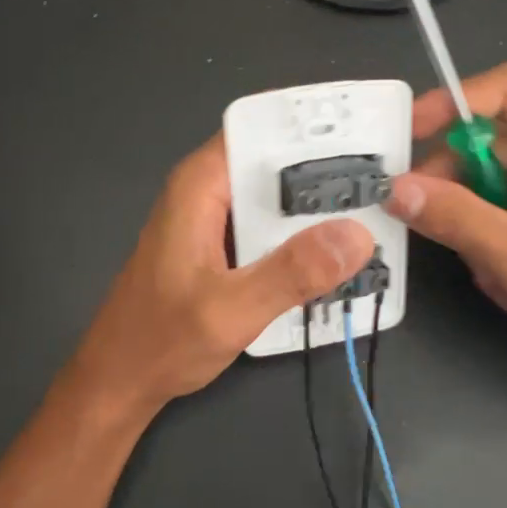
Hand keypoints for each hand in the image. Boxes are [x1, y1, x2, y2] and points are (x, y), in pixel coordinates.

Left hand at [67, 135, 375, 415]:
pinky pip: (267, 228)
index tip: (370, 135)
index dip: (313, 126)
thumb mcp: (231, 310)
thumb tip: (357, 235)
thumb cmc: (162, 341)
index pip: (262, 127)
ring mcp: (211, 221)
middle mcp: (205, 192)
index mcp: (200, 186)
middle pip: (275, 161)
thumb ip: (292, 273)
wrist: (119, 381)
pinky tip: (336, 254)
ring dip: (318, 207)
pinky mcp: (218, 249)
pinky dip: (300, 237)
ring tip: (376, 215)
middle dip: (328, 169)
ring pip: (274, 197)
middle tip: (387, 185)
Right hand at [384, 64, 506, 383]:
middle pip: (493, 137)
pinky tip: (501, 277)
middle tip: (423, 215)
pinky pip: (498, 205)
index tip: (406, 134)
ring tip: (486, 266)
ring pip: (489, 176)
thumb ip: (458, 218)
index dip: (454, 104)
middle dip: (457, 178)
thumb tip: (396, 188)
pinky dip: (486, 237)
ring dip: (473, 219)